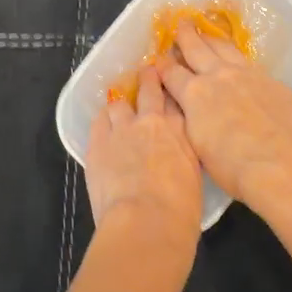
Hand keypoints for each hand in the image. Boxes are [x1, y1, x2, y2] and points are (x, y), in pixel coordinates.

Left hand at [84, 66, 202, 238]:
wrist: (146, 222)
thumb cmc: (180, 212)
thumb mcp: (193, 181)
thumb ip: (184, 160)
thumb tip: (177, 158)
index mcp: (181, 135)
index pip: (178, 104)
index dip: (175, 92)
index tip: (174, 83)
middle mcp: (152, 123)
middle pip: (150, 92)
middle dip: (149, 79)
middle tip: (148, 70)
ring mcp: (123, 129)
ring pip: (120, 103)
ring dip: (121, 103)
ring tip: (119, 102)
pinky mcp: (98, 143)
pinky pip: (99, 120)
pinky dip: (103, 118)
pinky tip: (102, 119)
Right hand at [156, 20, 291, 207]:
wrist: (279, 163)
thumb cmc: (232, 166)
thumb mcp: (196, 143)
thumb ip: (187, 117)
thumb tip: (184, 105)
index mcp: (194, 93)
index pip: (171, 72)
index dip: (162, 65)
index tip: (158, 58)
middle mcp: (217, 75)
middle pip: (196, 47)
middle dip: (185, 35)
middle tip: (180, 24)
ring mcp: (246, 73)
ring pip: (224, 47)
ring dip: (212, 39)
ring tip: (206, 33)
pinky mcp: (269, 80)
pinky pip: (248, 62)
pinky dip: (236, 58)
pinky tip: (238, 61)